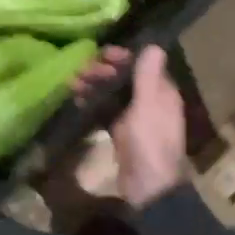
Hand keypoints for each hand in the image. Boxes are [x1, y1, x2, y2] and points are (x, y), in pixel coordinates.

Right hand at [74, 44, 187, 207]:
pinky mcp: (121, 132)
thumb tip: (155, 45)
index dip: (122, 57)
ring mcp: (135, 117)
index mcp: (162, 92)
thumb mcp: (148, 107)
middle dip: (103, 71)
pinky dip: (92, 103)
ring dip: (94, 85)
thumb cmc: (150, 144)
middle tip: (81, 71)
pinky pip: (105, 110)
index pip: (142, 64)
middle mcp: (150, 101)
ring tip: (72, 83)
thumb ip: (148, 77)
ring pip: (112, 92)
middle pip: (125, 77)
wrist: (148, 189)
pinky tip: (76, 99)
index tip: (101, 55)